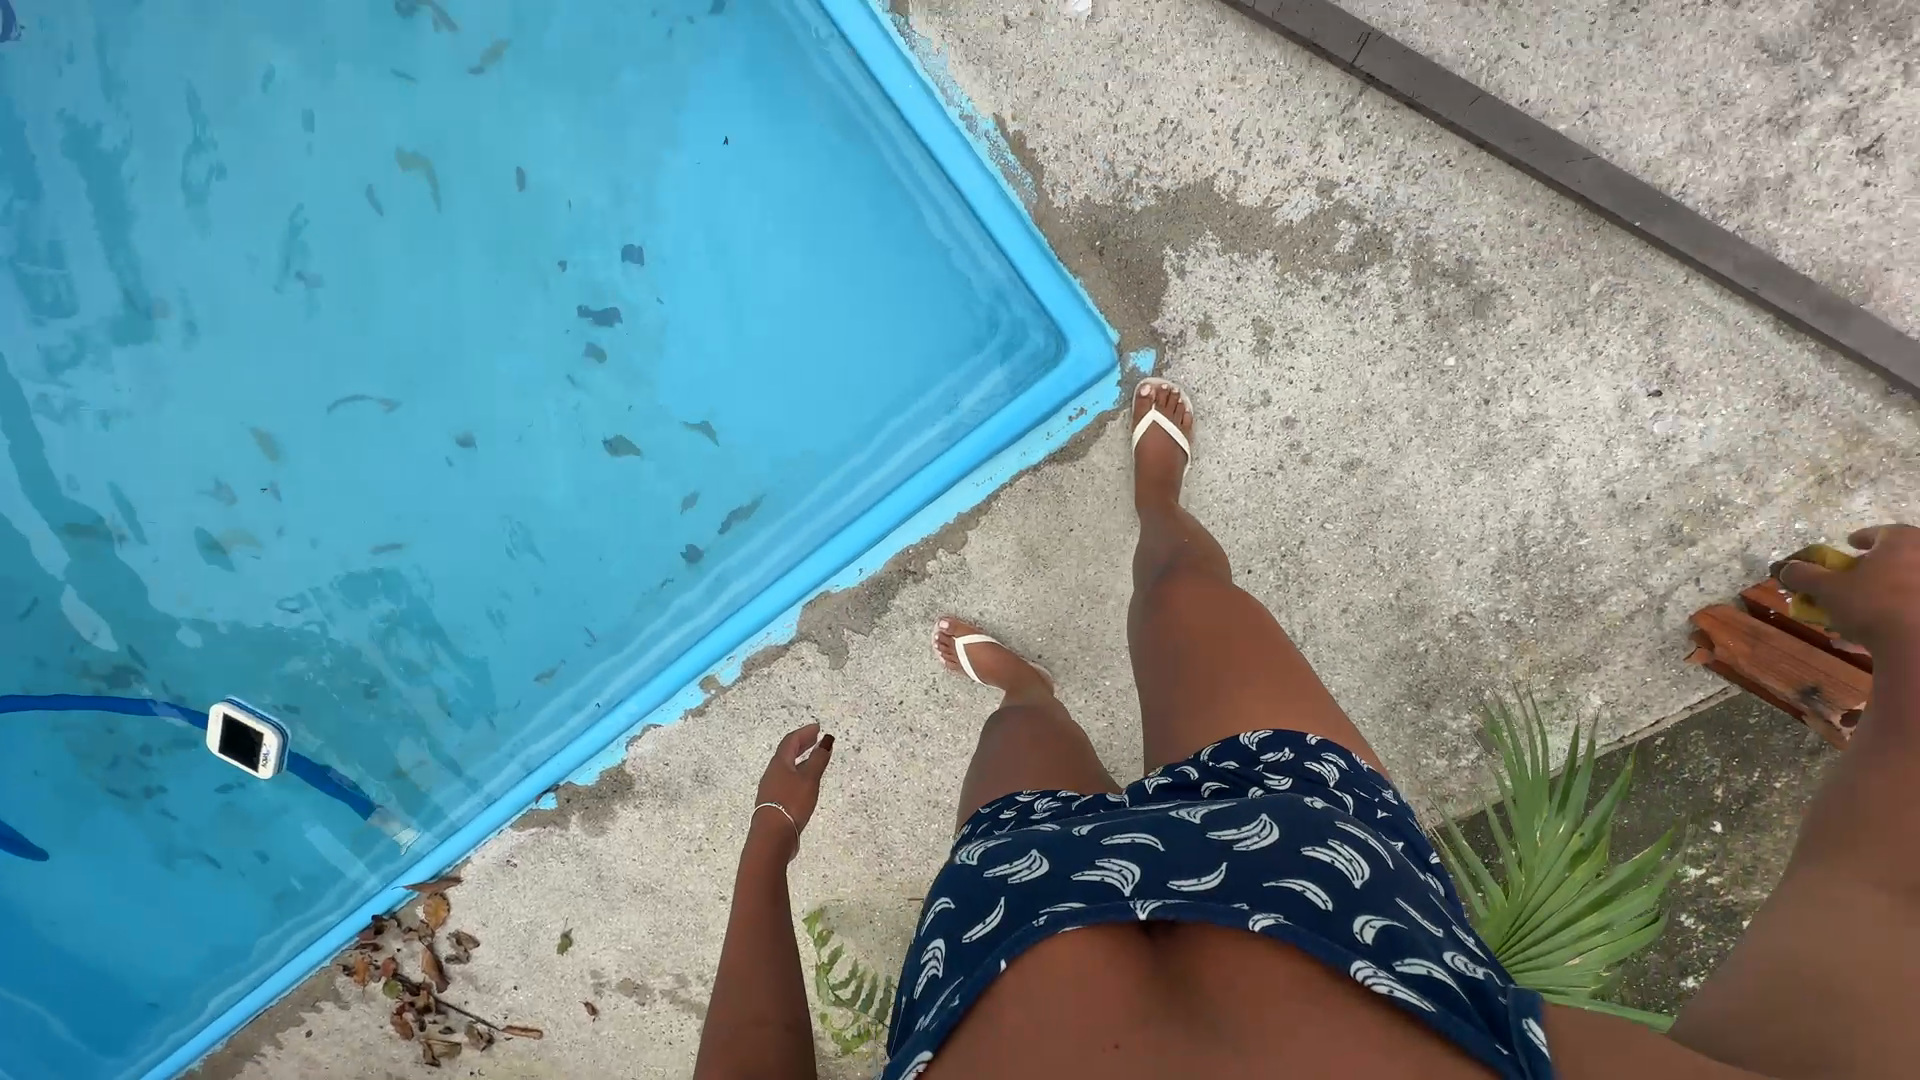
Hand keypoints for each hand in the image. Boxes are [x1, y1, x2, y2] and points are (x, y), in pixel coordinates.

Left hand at [752, 722, 834, 857]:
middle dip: (801, 744)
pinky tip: (805, 783)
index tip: (817, 728)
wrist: (772, 837)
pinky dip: (797, 774)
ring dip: (800, 760)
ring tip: (813, 759)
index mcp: (779, 764)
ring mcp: (771, 789)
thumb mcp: (809, 779)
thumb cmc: (792, 803)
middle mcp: (772, 774)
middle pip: (786, 753)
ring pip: (786, 768)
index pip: (791, 741)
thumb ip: (818, 760)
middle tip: (815, 738)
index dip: (804, 732)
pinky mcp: (773, 804)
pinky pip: (786, 781)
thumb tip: (826, 742)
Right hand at [1778, 525, 1919, 654]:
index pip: (1883, 531)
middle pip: (1897, 558)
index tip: (1849, 545)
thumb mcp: (1824, 587)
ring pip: (1906, 585)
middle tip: (1851, 581)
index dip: (1863, 538)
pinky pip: (1910, 608)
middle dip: (1872, 569)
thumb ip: (1802, 574)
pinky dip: (1894, 616)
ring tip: (1855, 615)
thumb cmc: (1871, 604)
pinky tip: (1871, 636)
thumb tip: (1786, 567)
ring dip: (1881, 595)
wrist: (1919, 645)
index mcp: (1905, 544)